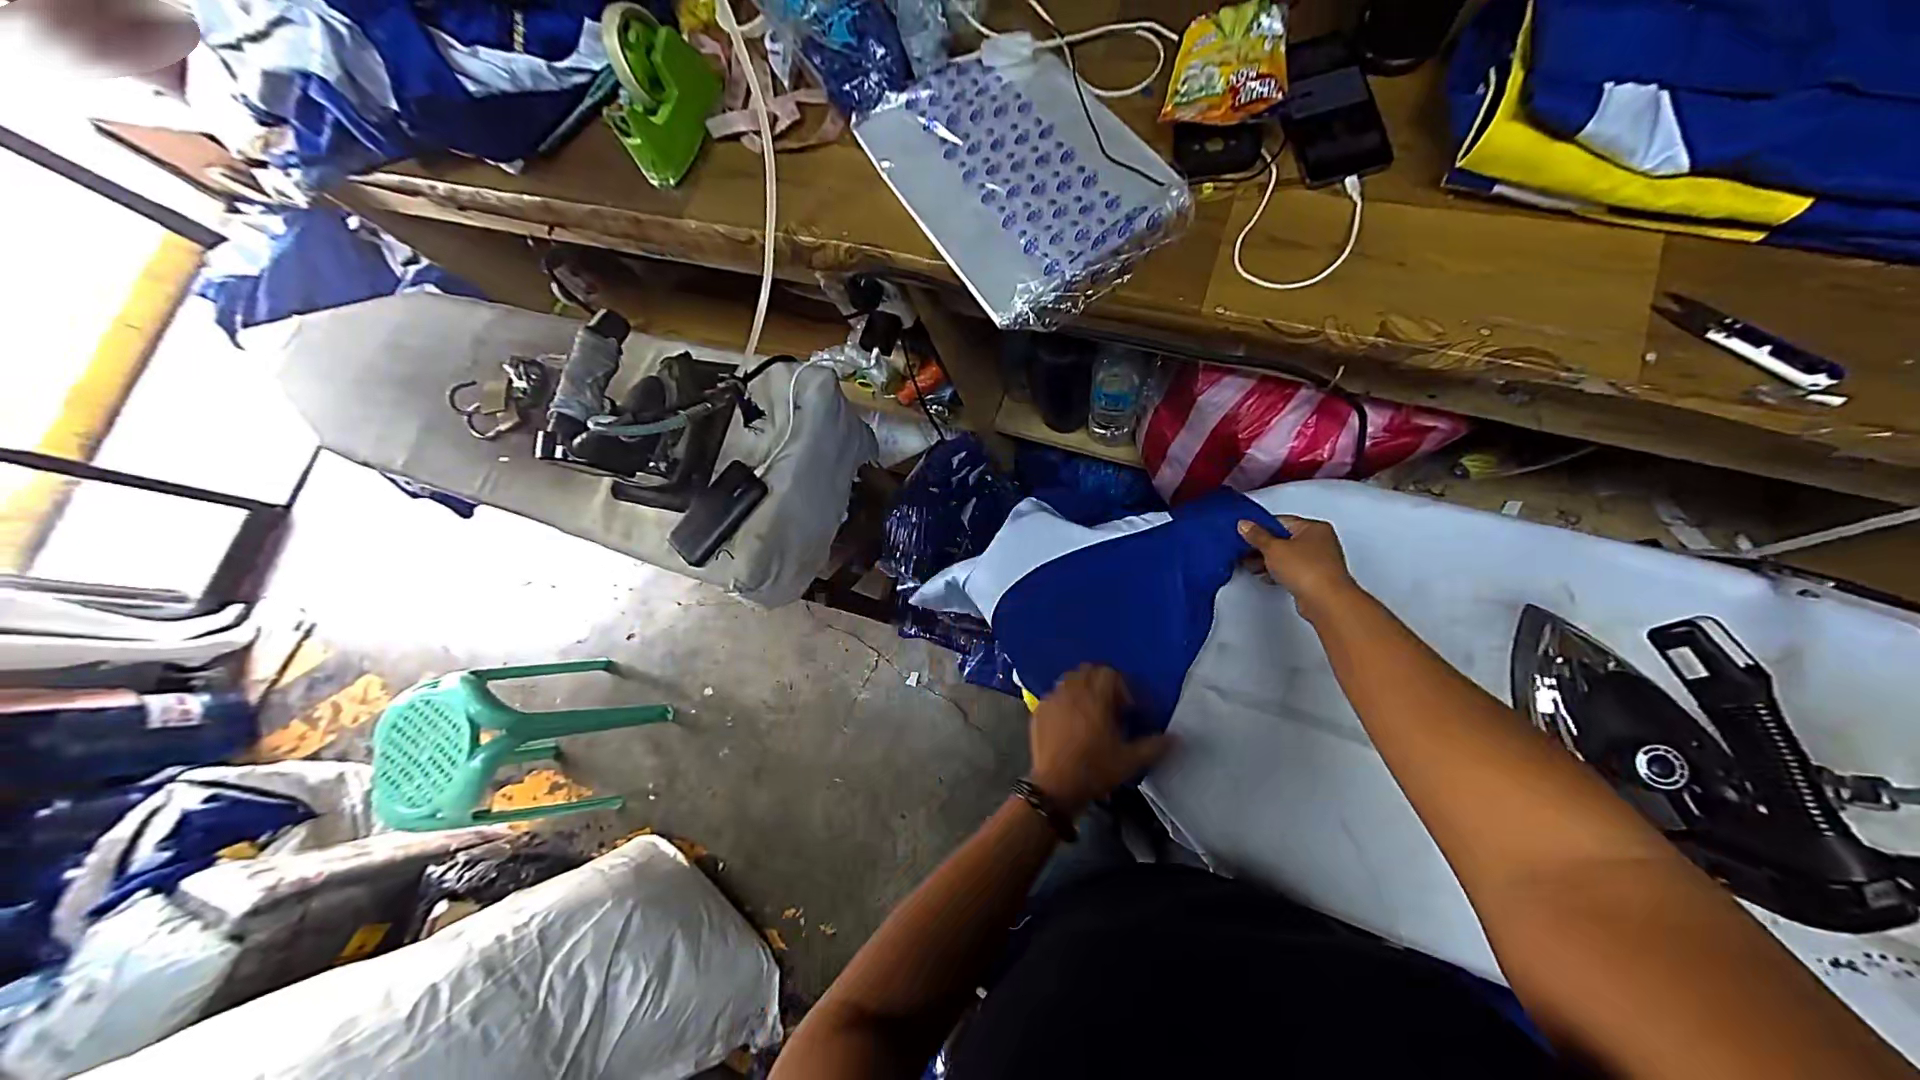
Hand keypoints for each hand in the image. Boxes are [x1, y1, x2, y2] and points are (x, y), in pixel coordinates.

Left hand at [1029, 665, 1170, 815]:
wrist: (1055, 787)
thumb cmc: (1094, 771)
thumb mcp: (1129, 761)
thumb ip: (1154, 746)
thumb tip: (1177, 737)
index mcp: (1095, 698)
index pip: (1109, 673)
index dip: (1121, 687)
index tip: (1125, 708)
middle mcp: (1072, 692)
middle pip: (1087, 671)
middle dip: (1100, 683)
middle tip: (1109, 707)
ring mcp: (1052, 699)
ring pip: (1068, 680)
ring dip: (1081, 689)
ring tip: (1089, 712)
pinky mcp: (1038, 710)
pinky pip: (1053, 695)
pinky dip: (1064, 701)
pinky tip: (1068, 722)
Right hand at [1238, 515, 1359, 619]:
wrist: (1325, 601)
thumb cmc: (1310, 571)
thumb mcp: (1273, 548)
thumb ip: (1257, 535)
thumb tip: (1246, 526)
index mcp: (1314, 528)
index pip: (1281, 521)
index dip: (1261, 526)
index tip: (1247, 531)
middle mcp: (1320, 542)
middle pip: (1283, 539)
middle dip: (1263, 547)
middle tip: (1247, 550)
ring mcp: (1318, 562)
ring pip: (1287, 557)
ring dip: (1269, 561)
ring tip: (1254, 565)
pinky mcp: (1314, 579)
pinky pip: (1291, 571)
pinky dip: (1278, 573)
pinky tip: (1268, 576)